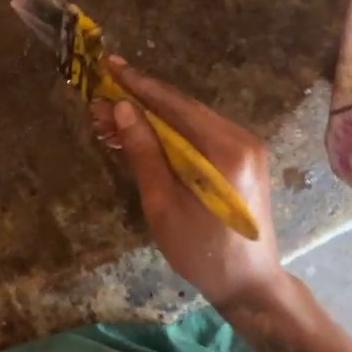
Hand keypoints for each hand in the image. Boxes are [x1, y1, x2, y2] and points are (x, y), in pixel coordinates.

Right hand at [90, 56, 285, 308]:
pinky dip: (168, 129)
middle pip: (180, 106)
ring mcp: (245, 146)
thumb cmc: (203, 251)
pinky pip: (198, 132)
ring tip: (112, 117)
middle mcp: (240, 139)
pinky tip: (141, 134)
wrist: (251, 287)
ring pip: (187, 117)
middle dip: (138, 99)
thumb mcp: (163, 204)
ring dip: (150, 115)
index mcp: (224, 150)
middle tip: (100, 98)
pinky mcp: (242, 157)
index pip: (173, 103)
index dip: (137, 83)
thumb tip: (122, 107)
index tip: (107, 64)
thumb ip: (144, 151)